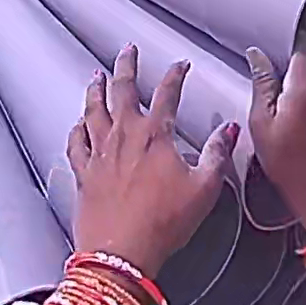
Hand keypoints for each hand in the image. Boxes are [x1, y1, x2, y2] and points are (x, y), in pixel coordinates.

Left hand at [68, 46, 232, 277]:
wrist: (121, 253)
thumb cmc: (164, 222)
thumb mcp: (204, 188)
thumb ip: (218, 154)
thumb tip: (230, 130)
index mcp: (154, 135)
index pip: (167, 94)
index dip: (176, 75)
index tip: (180, 65)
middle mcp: (123, 136)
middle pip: (122, 89)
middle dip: (126, 66)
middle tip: (127, 51)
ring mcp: (99, 152)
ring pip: (93, 109)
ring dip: (95, 89)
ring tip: (96, 76)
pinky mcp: (83, 172)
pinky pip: (75, 142)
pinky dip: (76, 128)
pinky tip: (77, 123)